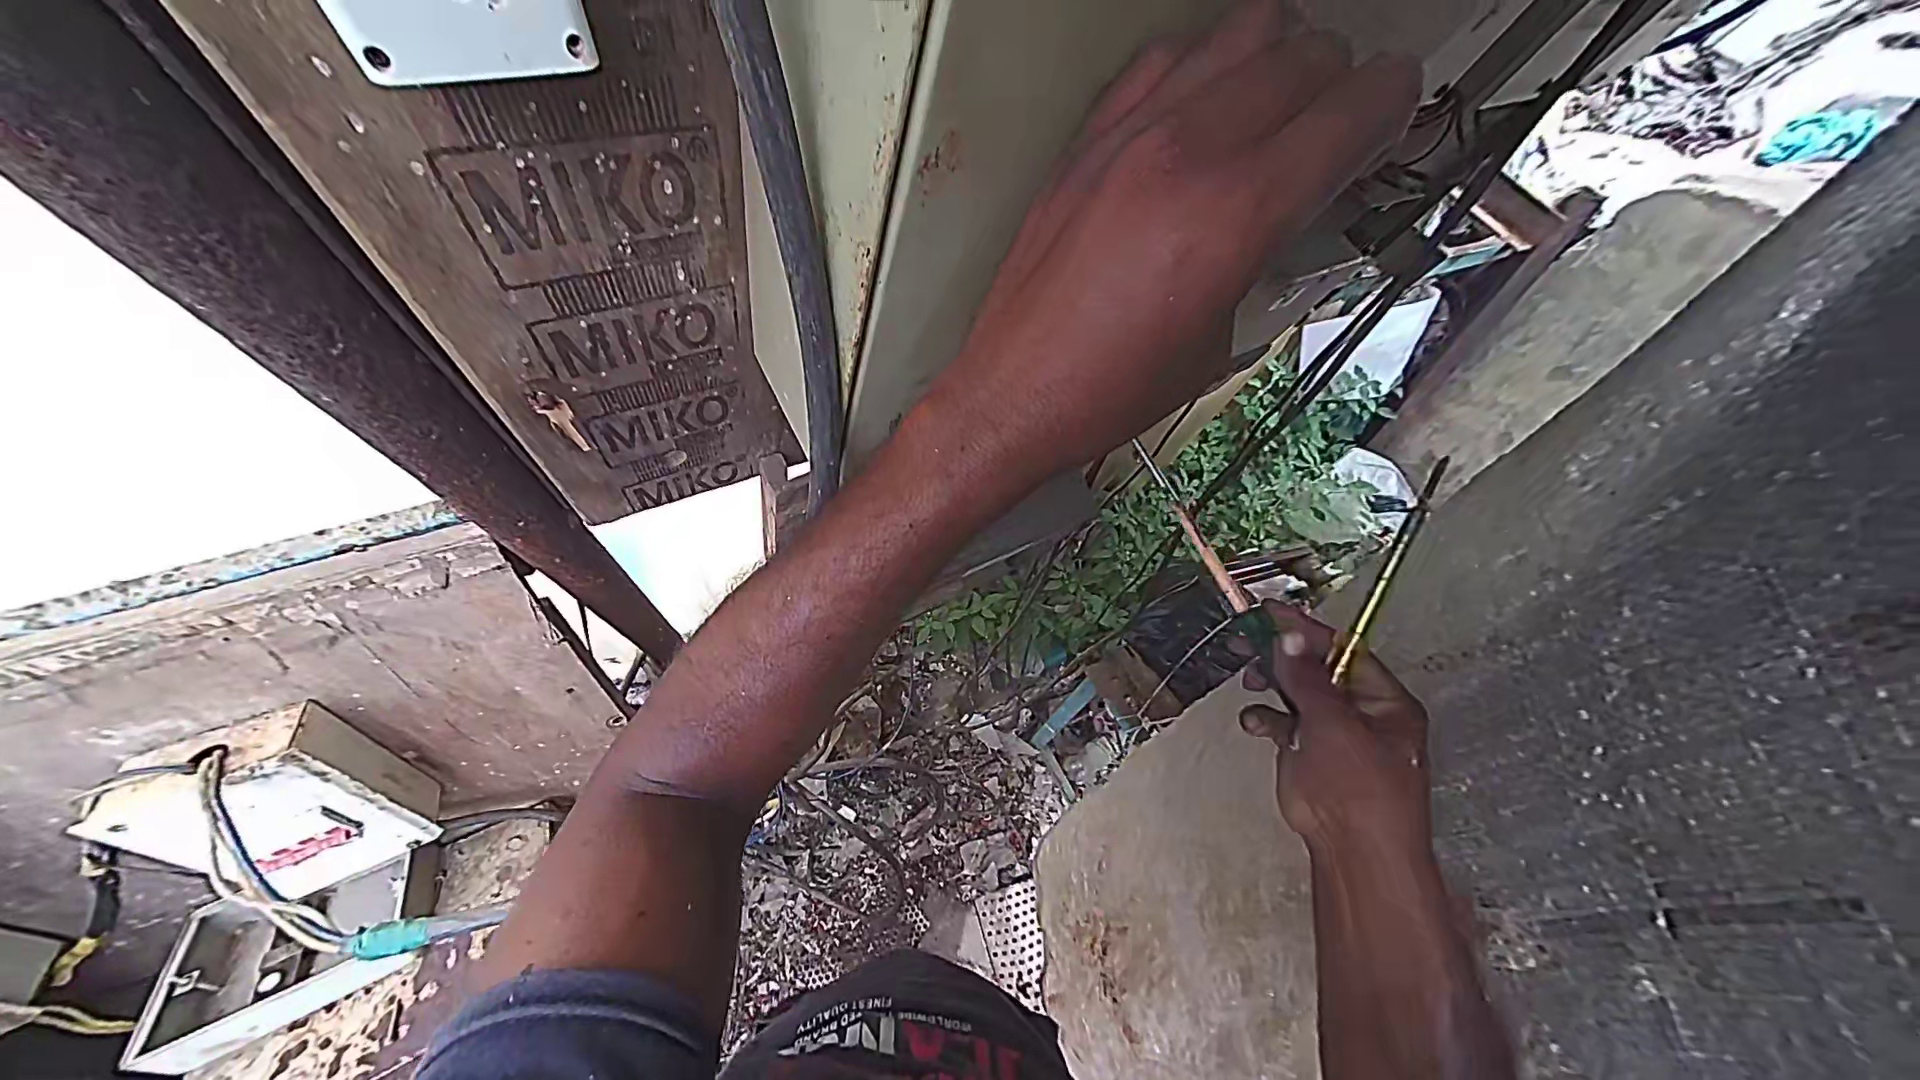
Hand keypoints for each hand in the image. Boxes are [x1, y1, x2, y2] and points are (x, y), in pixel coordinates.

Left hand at [916, 0, 1419, 480]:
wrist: (1014, 396)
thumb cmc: (1100, 390)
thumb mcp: (1216, 343)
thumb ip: (1268, 261)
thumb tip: (1294, 221)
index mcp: (1233, 215)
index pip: (1357, 107)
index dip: (1390, 111)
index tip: (1386, 124)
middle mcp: (1182, 157)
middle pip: (1305, 53)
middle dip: (1338, 85)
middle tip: (1331, 129)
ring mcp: (1125, 143)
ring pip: (1237, 33)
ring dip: (1275, 60)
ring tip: (1271, 110)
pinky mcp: (1083, 150)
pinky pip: (1157, 63)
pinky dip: (1196, 70)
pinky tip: (1195, 109)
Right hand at [1238, 602, 1431, 856]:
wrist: (1354, 850)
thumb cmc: (1359, 788)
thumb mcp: (1334, 725)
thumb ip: (1306, 679)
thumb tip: (1288, 638)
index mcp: (1383, 700)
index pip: (1342, 650)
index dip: (1305, 630)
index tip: (1270, 613)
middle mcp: (1359, 709)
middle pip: (1315, 667)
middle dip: (1282, 655)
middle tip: (1246, 640)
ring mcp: (1332, 730)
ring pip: (1295, 691)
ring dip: (1270, 684)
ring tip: (1250, 680)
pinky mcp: (1307, 749)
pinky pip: (1282, 721)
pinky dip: (1265, 718)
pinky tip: (1256, 724)